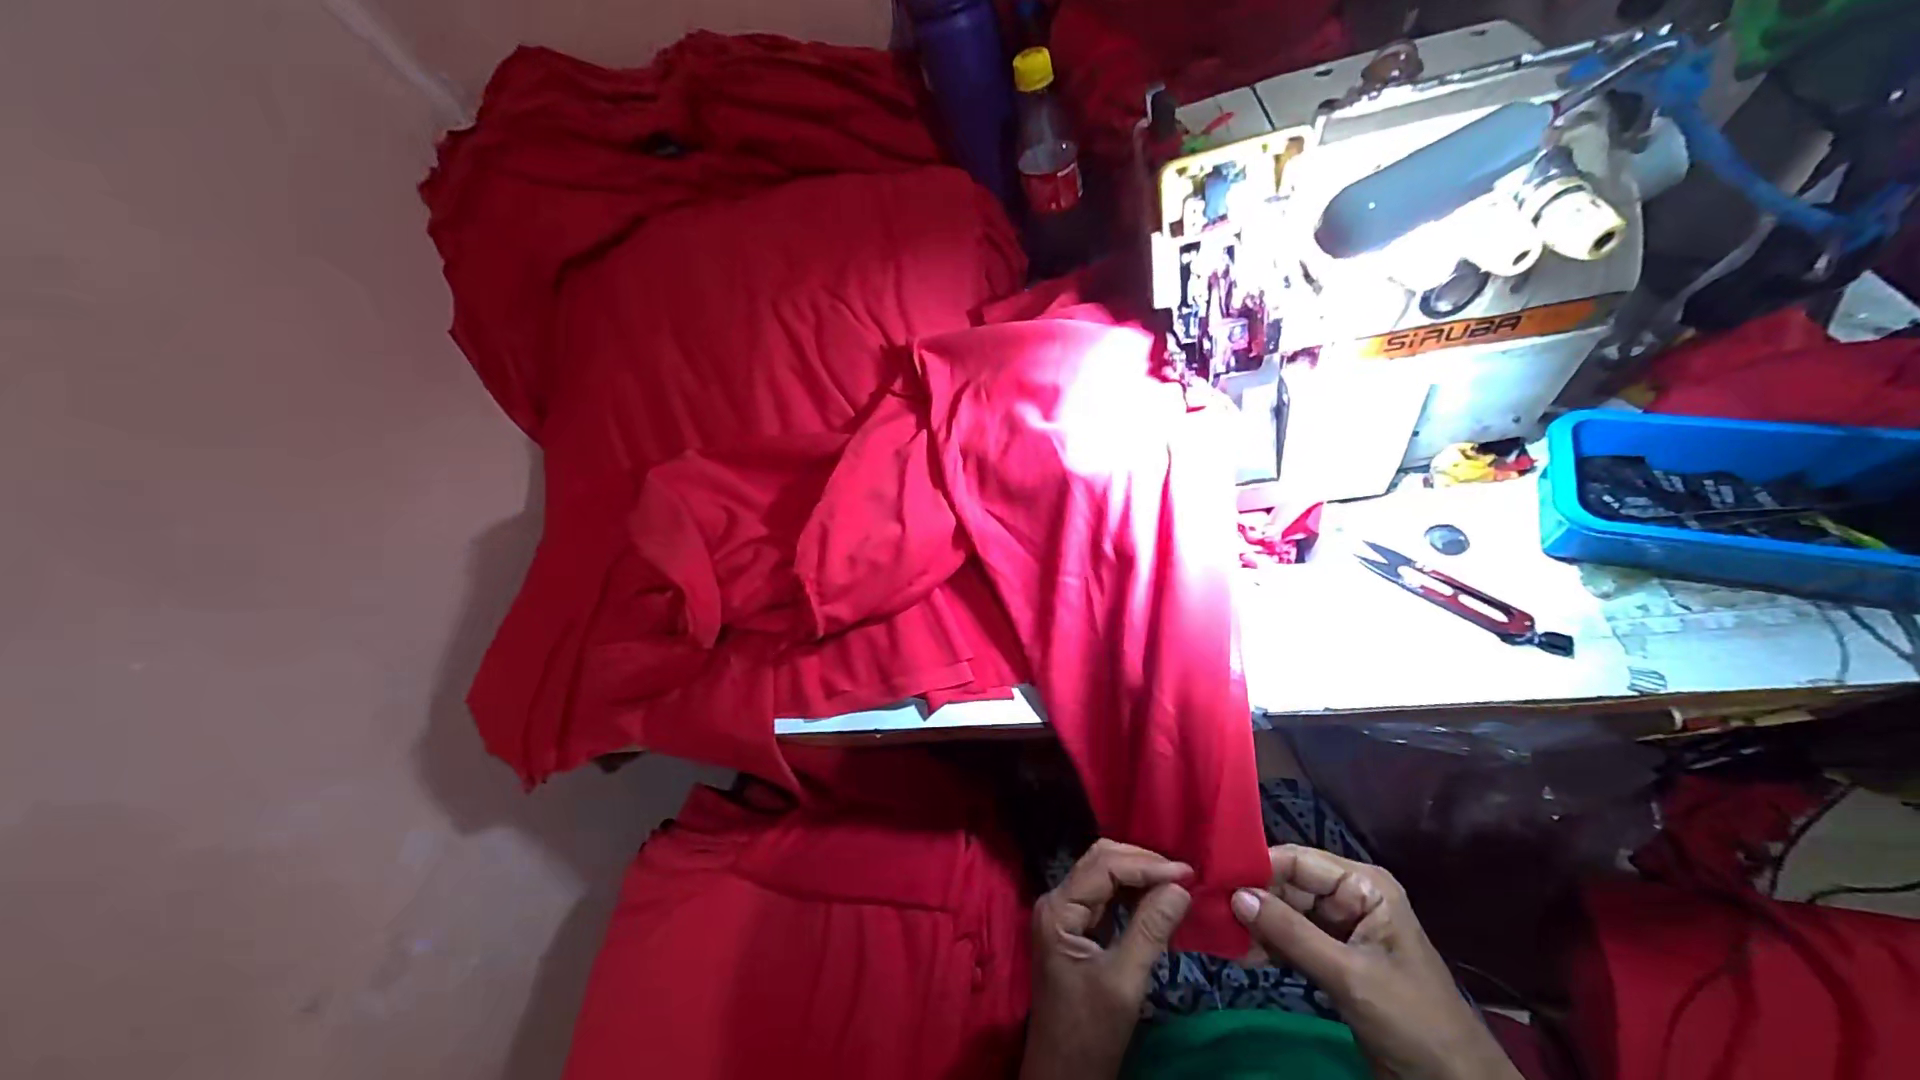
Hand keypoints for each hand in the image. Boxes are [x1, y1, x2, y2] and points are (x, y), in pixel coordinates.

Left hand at [1021, 840, 1193, 1079]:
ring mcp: (1063, 914)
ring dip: (1138, 875)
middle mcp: (1056, 901)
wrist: (1063, 1076)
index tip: (1187, 873)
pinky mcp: (1074, 929)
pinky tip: (1157, 899)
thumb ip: (1150, 930)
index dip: (1146, 865)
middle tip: (1183, 876)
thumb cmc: (1089, 1033)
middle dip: (1142, 863)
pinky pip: (1104, 896)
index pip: (1104, 866)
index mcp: (1058, 909)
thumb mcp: (1124, 982)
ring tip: (1176, 883)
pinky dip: (1131, 893)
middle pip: (1100, 862)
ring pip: (1103, 875)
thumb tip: (1180, 887)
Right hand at [1231, 846, 1520, 1079]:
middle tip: (1210, 910)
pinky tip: (1240, 953)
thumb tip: (1235, 895)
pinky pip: (1290, 938)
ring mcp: (1340, 927)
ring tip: (1220, 934)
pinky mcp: (1332, 957)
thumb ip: (1290, 932)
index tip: (1214, 877)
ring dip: (1255, 924)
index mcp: (1364, 885)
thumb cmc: (1413, 1020)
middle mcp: (1350, 897)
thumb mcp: (1349, 975)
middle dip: (1252, 898)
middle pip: (1287, 884)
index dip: (1257, 866)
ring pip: (1284, 911)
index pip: (1298, 860)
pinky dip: (1267, 945)